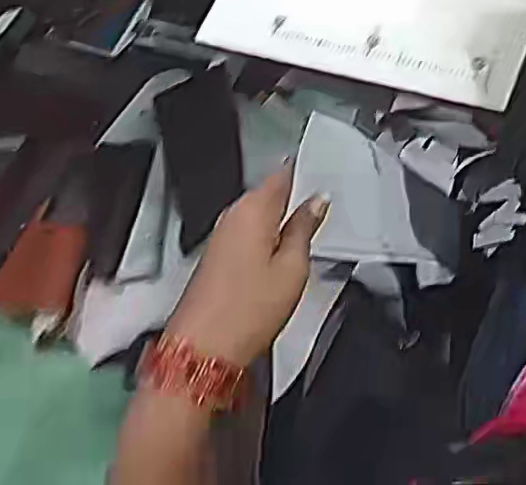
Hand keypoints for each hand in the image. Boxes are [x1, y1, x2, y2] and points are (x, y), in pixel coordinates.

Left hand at [165, 165, 328, 367]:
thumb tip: (316, 203)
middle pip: (271, 193)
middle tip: (321, 216)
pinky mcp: (217, 255)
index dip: (307, 175)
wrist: (201, 353)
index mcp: (254, 207)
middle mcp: (234, 214)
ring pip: (260, 215)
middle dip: (296, 202)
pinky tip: (279, 260)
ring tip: (304, 242)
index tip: (325, 181)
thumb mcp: (293, 267)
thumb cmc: (246, 311)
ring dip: (281, 223)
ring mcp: (222, 234)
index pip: (284, 173)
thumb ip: (306, 227)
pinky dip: (266, 240)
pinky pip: (248, 234)